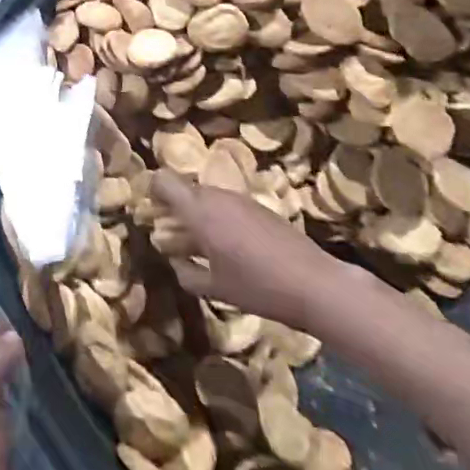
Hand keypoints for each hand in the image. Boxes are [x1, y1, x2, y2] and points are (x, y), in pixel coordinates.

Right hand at [151, 172, 349, 328]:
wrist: (317, 285)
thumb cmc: (259, 287)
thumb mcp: (216, 289)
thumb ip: (187, 273)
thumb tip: (175, 262)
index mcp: (199, 210)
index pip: (163, 180)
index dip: (152, 191)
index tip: (152, 212)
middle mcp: (217, 197)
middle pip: (185, 189)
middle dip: (176, 208)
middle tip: (174, 235)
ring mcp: (241, 200)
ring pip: (208, 197)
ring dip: (200, 214)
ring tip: (204, 244)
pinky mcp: (261, 208)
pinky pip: (229, 205)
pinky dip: (221, 219)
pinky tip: (234, 248)